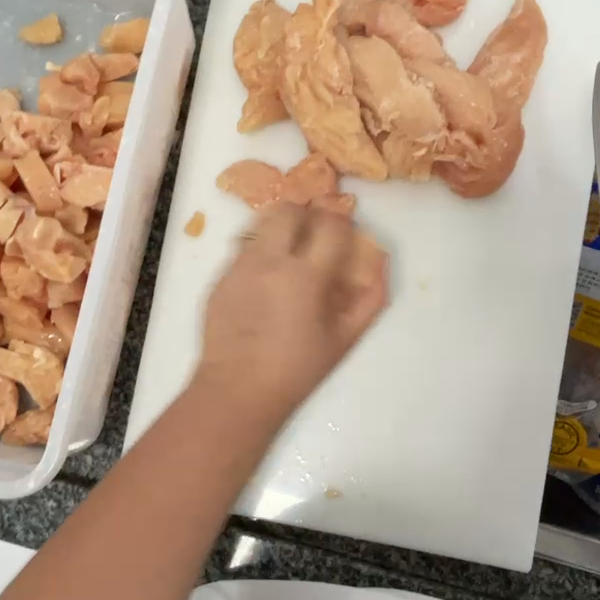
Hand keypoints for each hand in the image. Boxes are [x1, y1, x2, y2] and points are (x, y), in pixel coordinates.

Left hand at [192, 203, 388, 425]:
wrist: (237, 389)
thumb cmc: (296, 370)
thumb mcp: (344, 339)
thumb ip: (370, 298)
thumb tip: (380, 263)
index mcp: (305, 277)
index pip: (330, 224)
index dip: (342, 222)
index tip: (345, 232)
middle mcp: (268, 262)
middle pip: (288, 209)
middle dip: (305, 214)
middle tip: (313, 234)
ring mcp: (238, 268)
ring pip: (260, 226)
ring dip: (278, 232)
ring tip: (287, 257)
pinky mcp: (218, 279)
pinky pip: (240, 252)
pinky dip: (257, 257)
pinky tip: (263, 285)